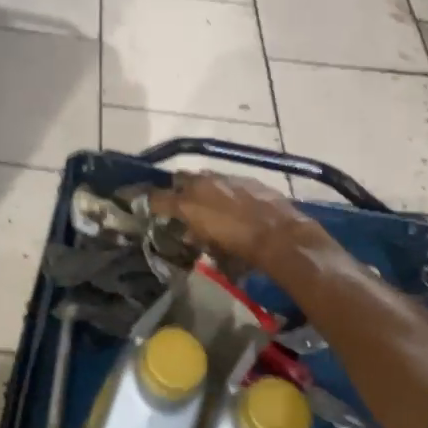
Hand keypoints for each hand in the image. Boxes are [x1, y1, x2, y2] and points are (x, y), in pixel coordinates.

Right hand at [147, 171, 330, 271]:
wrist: (282, 237)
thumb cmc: (241, 249)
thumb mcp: (211, 249)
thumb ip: (195, 236)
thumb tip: (190, 233)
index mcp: (187, 202)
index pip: (156, 197)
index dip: (147, 201)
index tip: (144, 205)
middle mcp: (203, 183)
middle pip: (180, 179)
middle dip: (177, 189)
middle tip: (179, 204)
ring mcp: (227, 178)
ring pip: (205, 178)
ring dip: (203, 188)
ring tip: (209, 204)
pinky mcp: (249, 180)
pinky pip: (229, 182)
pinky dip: (226, 191)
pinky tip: (235, 205)